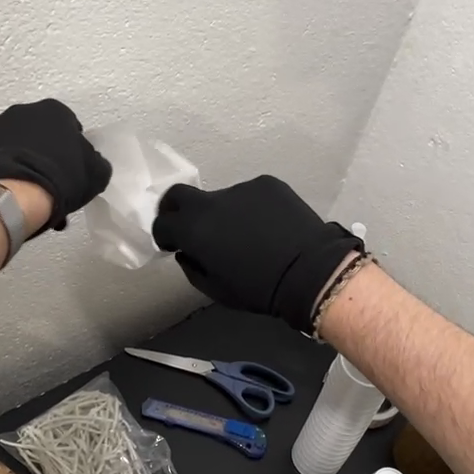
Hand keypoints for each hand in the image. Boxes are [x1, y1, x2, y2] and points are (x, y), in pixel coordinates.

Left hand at [0, 99, 111, 234]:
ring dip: (20, 160)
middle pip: (37, 132)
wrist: (14, 195)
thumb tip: (93, 162)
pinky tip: (6, 188)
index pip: (68, 125)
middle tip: (48, 182)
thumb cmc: (60, 180)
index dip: (71, 149)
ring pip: (12, 144)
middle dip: (43, 153)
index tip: (70, 169)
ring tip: (25, 190)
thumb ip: (96, 162)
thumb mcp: (95, 174)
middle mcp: (22, 111)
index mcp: (54, 111)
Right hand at [152, 176, 362, 330]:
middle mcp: (212, 202)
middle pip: (180, 195)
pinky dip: (251, 209)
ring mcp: (241, 188)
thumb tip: (187, 251)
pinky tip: (269, 227)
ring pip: (221, 199)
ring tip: (248, 236)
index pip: (162, 222)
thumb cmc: (259, 289)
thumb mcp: (216, 289)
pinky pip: (249, 196)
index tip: (173, 244)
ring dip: (224, 214)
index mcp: (194, 229)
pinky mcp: (266, 183)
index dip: (164, 235)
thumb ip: (193, 266)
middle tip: (192, 228)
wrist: (311, 271)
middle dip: (178, 210)